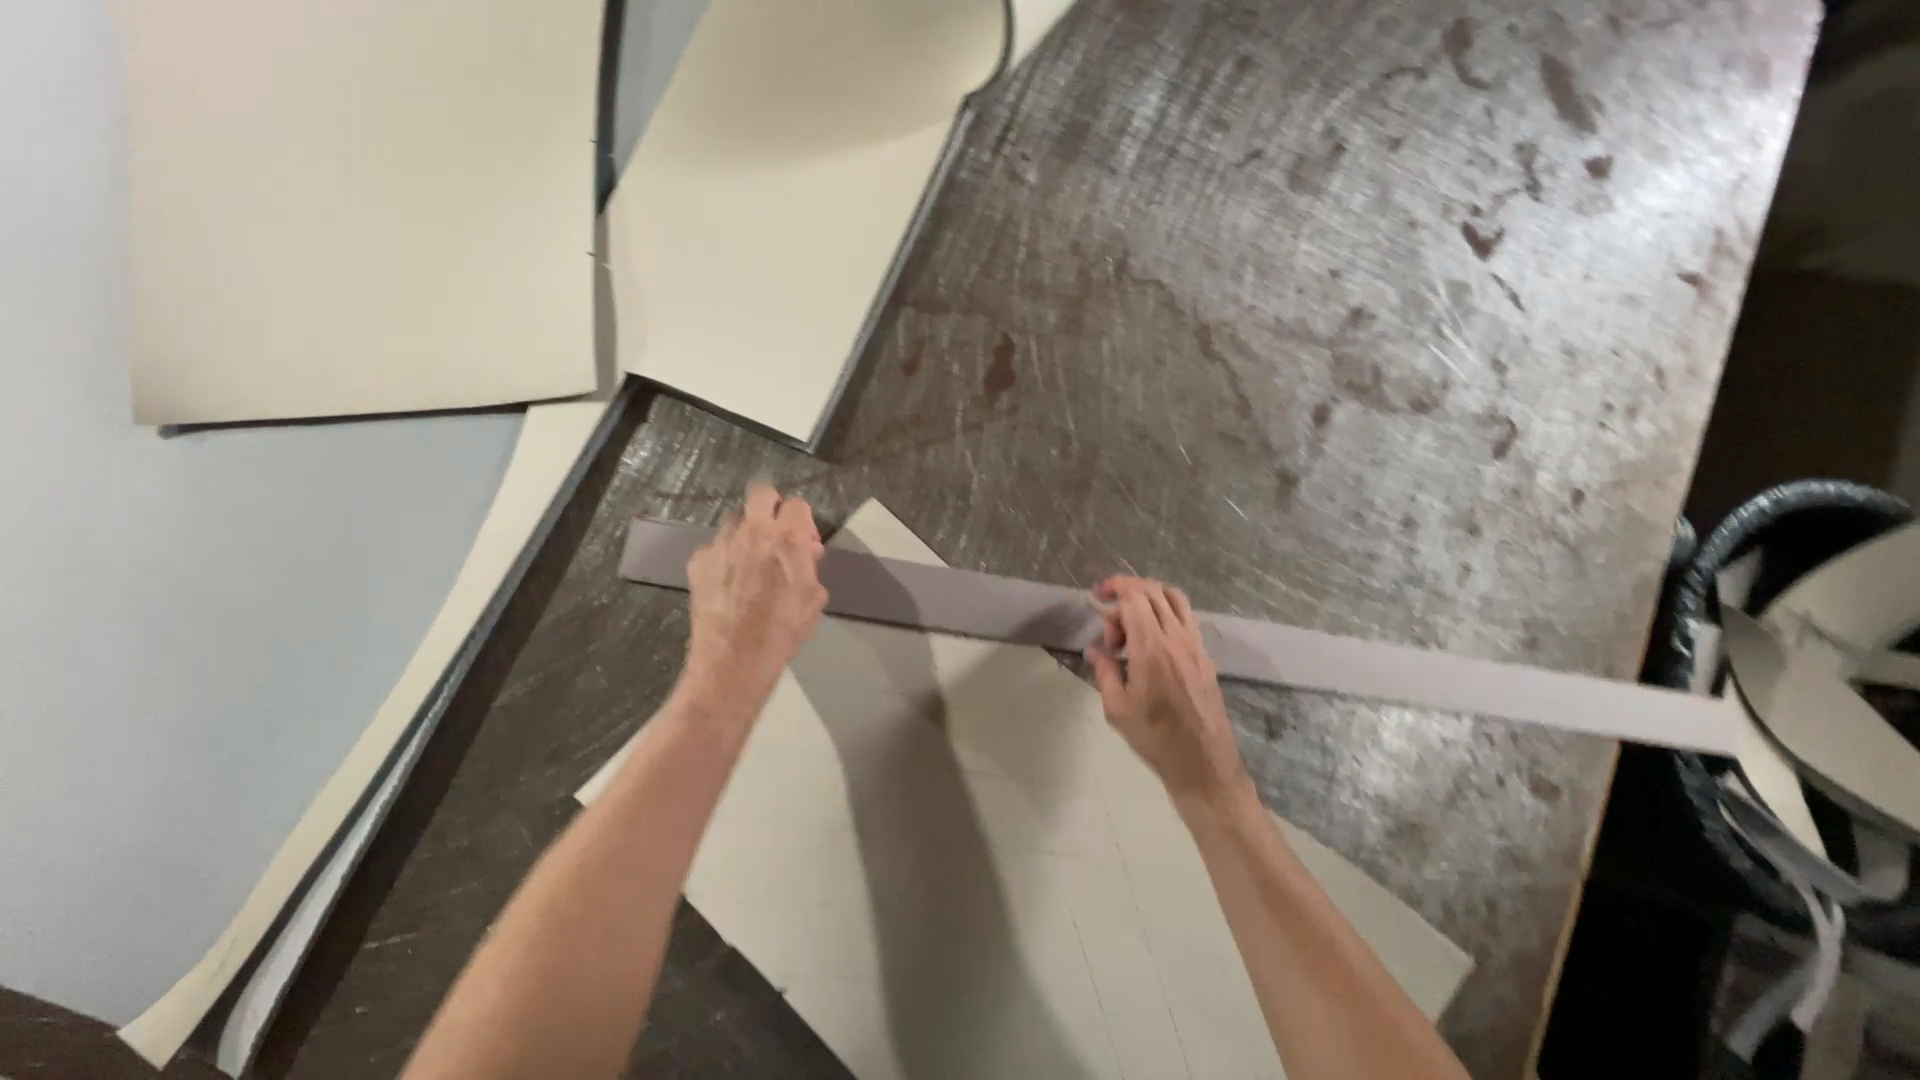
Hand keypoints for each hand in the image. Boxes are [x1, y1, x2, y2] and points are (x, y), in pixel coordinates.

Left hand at [679, 483, 828, 710]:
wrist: (735, 659)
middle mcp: (753, 531)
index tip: (804, 542)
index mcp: (787, 538)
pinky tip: (727, 582)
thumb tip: (804, 553)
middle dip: (771, 507)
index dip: (802, 521)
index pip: (797, 504)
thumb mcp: (813, 599)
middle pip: (761, 492)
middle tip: (775, 533)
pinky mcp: (698, 560)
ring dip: (746, 533)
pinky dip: (724, 557)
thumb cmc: (783, 630)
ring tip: (749, 562)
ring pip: (735, 520)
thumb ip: (810, 566)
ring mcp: (721, 543)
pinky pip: (715, 547)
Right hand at [1085, 577, 1253, 815]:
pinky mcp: (1205, 657)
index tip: (1096, 596)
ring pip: (1175, 600)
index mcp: (1152, 647)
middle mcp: (1177, 638)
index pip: (1135, 597)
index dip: (1114, 587)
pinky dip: (1165, 616)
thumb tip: (1096, 650)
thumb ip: (1104, 671)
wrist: (1203, 762)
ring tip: (1131, 628)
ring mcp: (1196, 646)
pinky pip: (1185, 620)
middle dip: (1127, 594)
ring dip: (1149, 601)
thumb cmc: (1154, 738)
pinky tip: (1151, 643)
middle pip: (1154, 592)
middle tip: (1109, 624)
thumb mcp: (1117, 708)